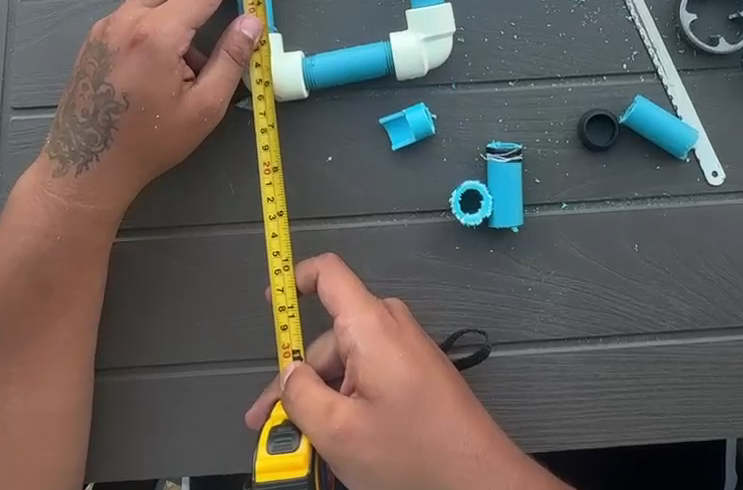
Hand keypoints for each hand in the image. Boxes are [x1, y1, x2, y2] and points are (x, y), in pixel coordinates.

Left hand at [38, 0, 262, 211]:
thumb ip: (231, 58)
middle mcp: (129, 19)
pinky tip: (183, 52)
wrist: (83, 169)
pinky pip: (141, 12)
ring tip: (211, 20)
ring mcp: (109, 25)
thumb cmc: (150, 143)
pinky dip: (168, 13)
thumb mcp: (203, 108)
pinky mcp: (99, 36)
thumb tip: (252, 21)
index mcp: (157, 36)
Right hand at [244, 255, 562, 489]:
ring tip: (301, 443)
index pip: (327, 273)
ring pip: (346, 363)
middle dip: (296, 379)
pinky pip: (368, 374)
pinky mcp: (415, 369)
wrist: (477, 475)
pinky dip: (345, 399)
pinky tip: (334, 436)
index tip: (269, 302)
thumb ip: (300, 397)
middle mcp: (389, 324)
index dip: (293, 279)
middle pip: (328, 337)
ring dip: (319, 397)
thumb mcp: (339, 431)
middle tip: (266, 424)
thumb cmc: (409, 450)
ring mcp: (404, 347)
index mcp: (370, 324)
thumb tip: (288, 374)